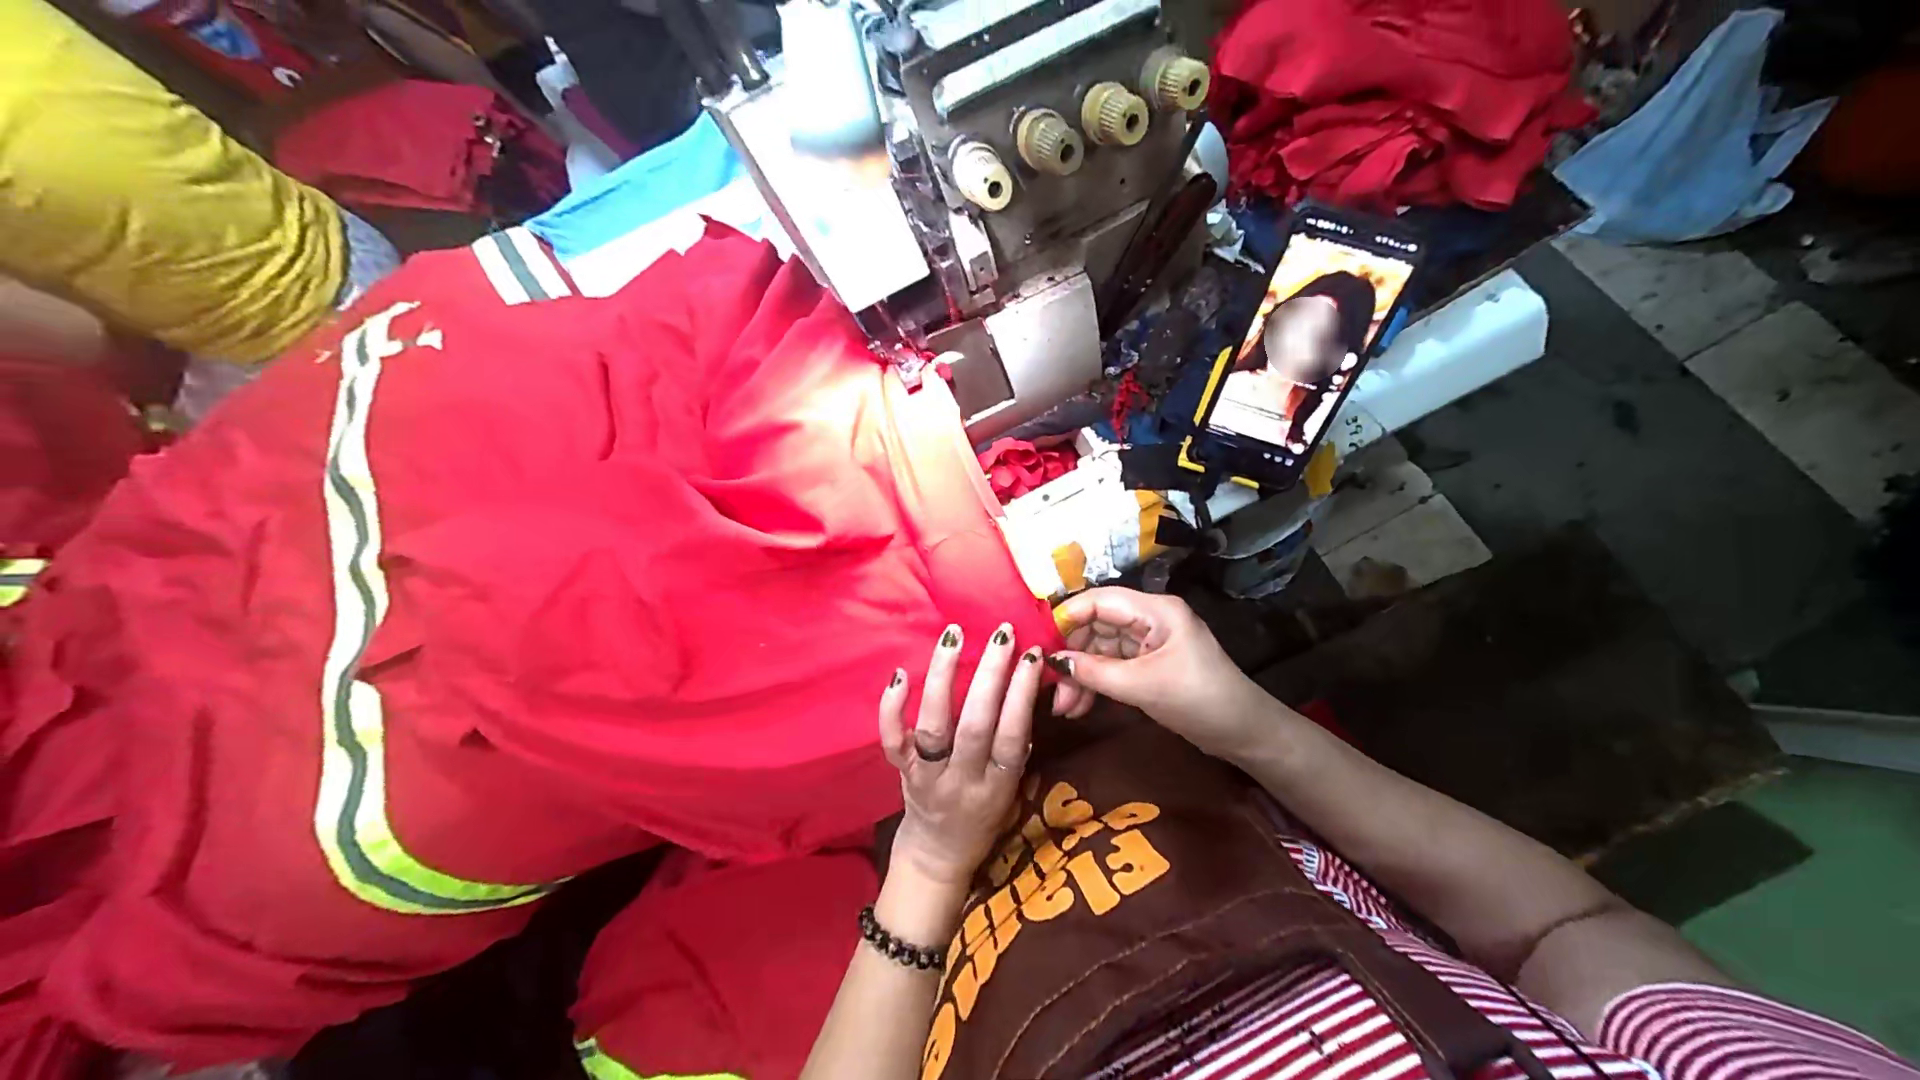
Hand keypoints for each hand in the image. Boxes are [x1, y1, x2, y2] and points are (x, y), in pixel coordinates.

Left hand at [879, 622, 1042, 888]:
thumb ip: (1017, 746)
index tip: (1031, 655)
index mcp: (998, 784)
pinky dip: (892, 708)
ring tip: (953, 636)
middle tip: (1002, 633)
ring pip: (934, 725)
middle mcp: (963, 779)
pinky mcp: (902, 772)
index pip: (1013, 735)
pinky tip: (900, 674)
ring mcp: (929, 776)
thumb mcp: (1012, 790)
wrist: (938, 855)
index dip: (1022, 694)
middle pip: (975, 724)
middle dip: (990, 675)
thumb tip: (1028, 687)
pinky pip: (893, 741)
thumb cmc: (983, 815)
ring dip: (943, 676)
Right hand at [1048, 588, 1272, 758]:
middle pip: (1096, 626)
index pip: (1099, 601)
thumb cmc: (1199, 700)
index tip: (1041, 644)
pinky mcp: (1150, 665)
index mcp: (1155, 610)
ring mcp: (1149, 643)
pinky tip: (1080, 706)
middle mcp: (1150, 619)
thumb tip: (1055, 663)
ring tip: (1064, 708)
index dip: (1067, 618)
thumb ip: (1096, 672)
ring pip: (1101, 650)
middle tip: (1051, 687)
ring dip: (1081, 676)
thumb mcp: (1143, 686)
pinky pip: (1113, 667)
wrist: (1246, 734)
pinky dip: (1096, 684)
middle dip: (1072, 656)